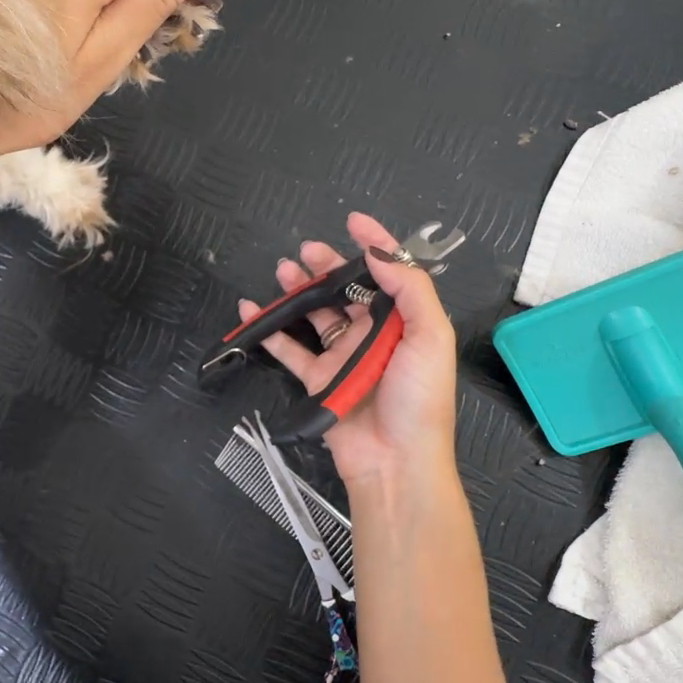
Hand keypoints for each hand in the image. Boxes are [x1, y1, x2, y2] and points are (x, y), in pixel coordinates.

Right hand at [237, 212, 459, 488]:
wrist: (395, 461)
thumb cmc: (419, 397)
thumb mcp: (431, 337)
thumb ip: (409, 289)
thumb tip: (378, 251)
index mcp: (405, 323)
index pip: (389, 274)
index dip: (374, 244)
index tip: (352, 221)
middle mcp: (374, 335)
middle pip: (347, 291)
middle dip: (327, 266)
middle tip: (304, 250)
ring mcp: (343, 356)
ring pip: (316, 315)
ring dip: (298, 291)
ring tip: (281, 271)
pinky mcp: (318, 379)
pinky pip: (289, 349)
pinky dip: (270, 330)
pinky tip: (252, 309)